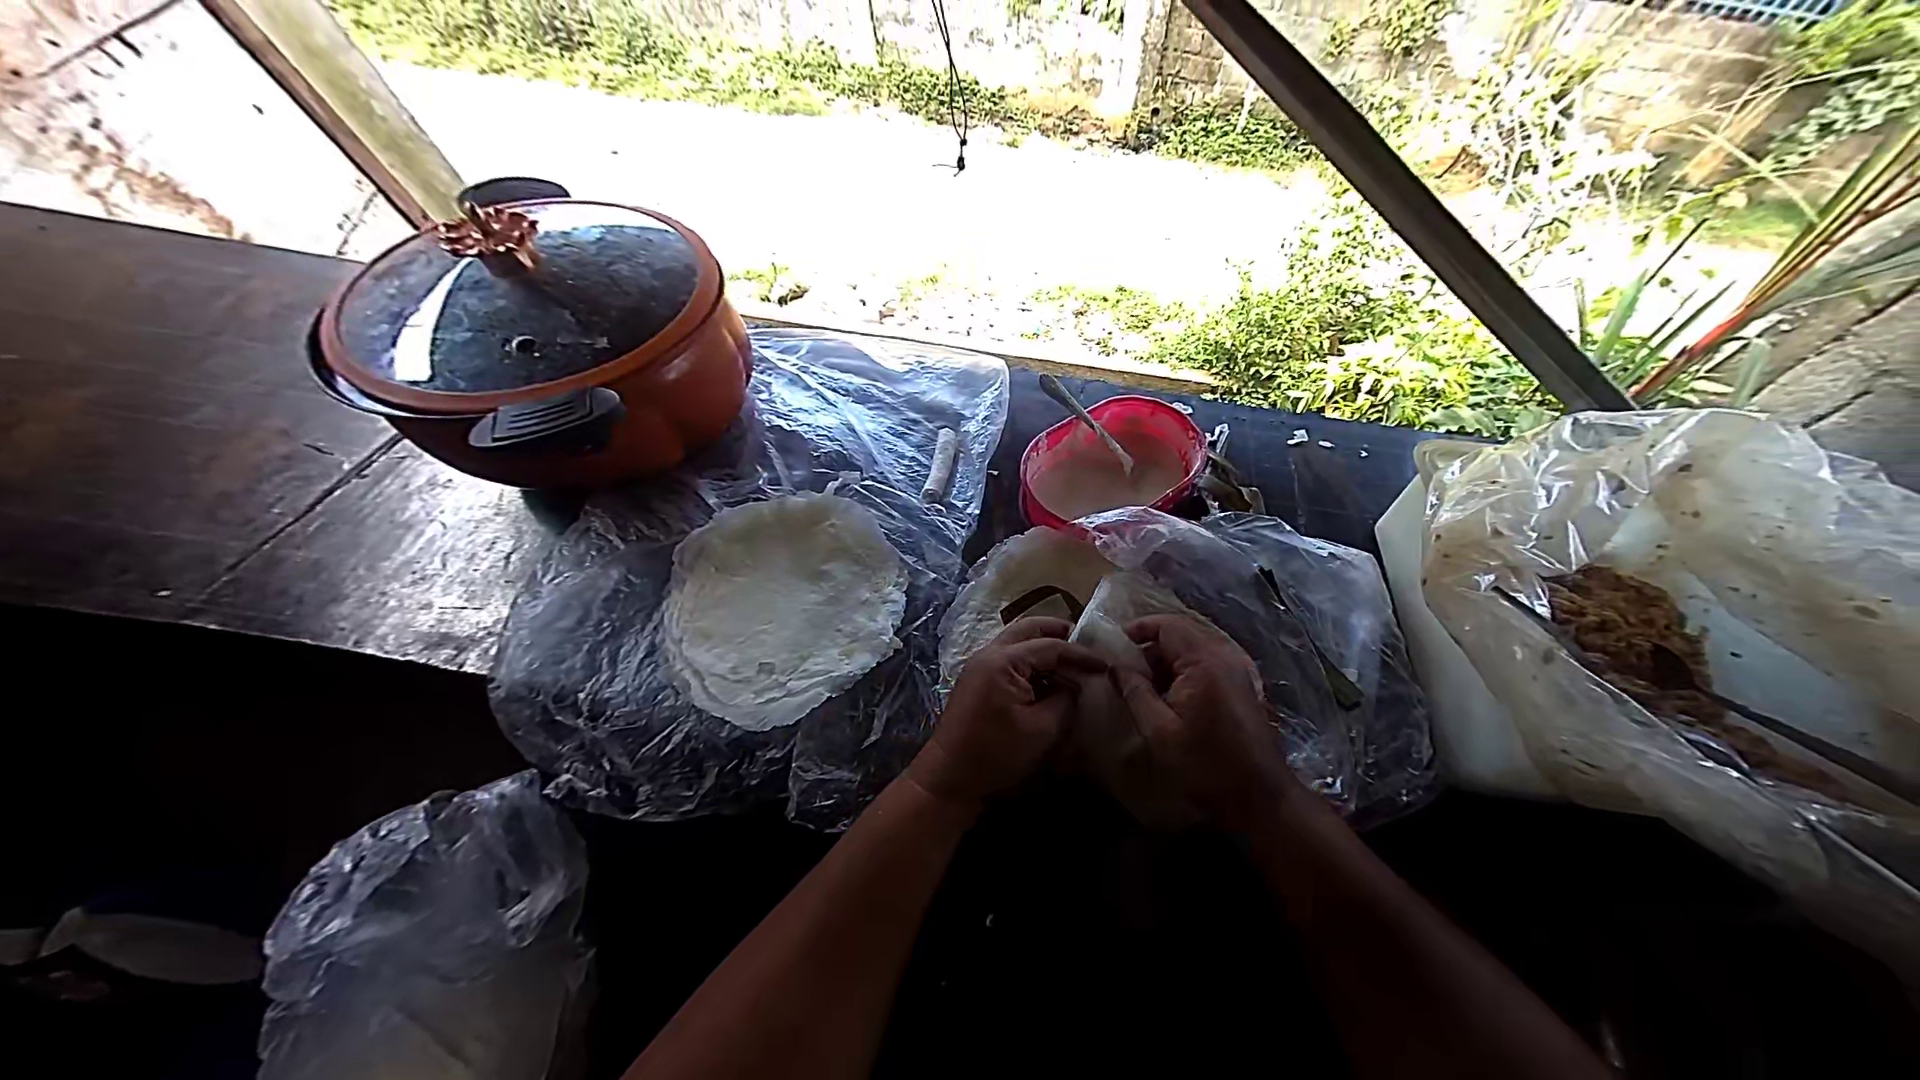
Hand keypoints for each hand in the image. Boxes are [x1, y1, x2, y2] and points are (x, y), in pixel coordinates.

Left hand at [907, 617, 1106, 806]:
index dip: (1081, 654)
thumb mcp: (1042, 729)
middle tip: (1087, 646)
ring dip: (1044, 646)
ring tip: (1072, 663)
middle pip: (1028, 629)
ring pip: (1017, 641)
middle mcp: (989, 654)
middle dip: (1059, 633)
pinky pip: (1009, 658)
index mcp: (1004, 661)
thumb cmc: (996, 753)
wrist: (949, 776)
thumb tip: (1075, 686)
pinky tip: (1049, 679)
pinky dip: (1031, 661)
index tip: (1106, 665)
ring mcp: (980, 665)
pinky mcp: (978, 680)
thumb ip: (1065, 700)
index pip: (1050, 646)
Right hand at [1113, 614, 1297, 827]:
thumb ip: (1134, 691)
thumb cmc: (1205, 765)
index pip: (1167, 625)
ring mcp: (1240, 669)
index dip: (1138, 629)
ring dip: (1168, 659)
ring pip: (1195, 646)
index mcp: (1205, 662)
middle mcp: (1226, 656)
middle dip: (1152, 646)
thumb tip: (1115, 667)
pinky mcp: (1244, 684)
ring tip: (1147, 685)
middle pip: (1182, 632)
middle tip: (1129, 670)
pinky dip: (1186, 669)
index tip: (1116, 646)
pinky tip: (1173, 696)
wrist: (1260, 797)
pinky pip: (1209, 661)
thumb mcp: (1158, 730)